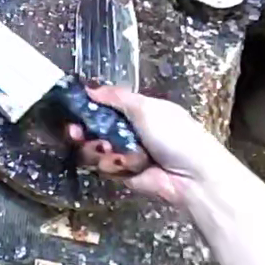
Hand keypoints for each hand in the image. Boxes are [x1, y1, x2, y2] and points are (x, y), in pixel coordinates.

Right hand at [68, 85, 218, 205]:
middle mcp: (127, 131)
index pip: (104, 106)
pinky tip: (127, 165)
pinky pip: (105, 167)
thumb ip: (116, 97)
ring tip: (109, 150)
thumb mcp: (147, 108)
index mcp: (137, 111)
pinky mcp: (122, 174)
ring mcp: (124, 153)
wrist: (191, 176)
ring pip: (94, 150)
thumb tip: (89, 88)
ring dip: (99, 150)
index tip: (73, 110)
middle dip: (82, 131)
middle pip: (92, 129)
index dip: (87, 108)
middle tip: (76, 134)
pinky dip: (115, 165)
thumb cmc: (174, 136)